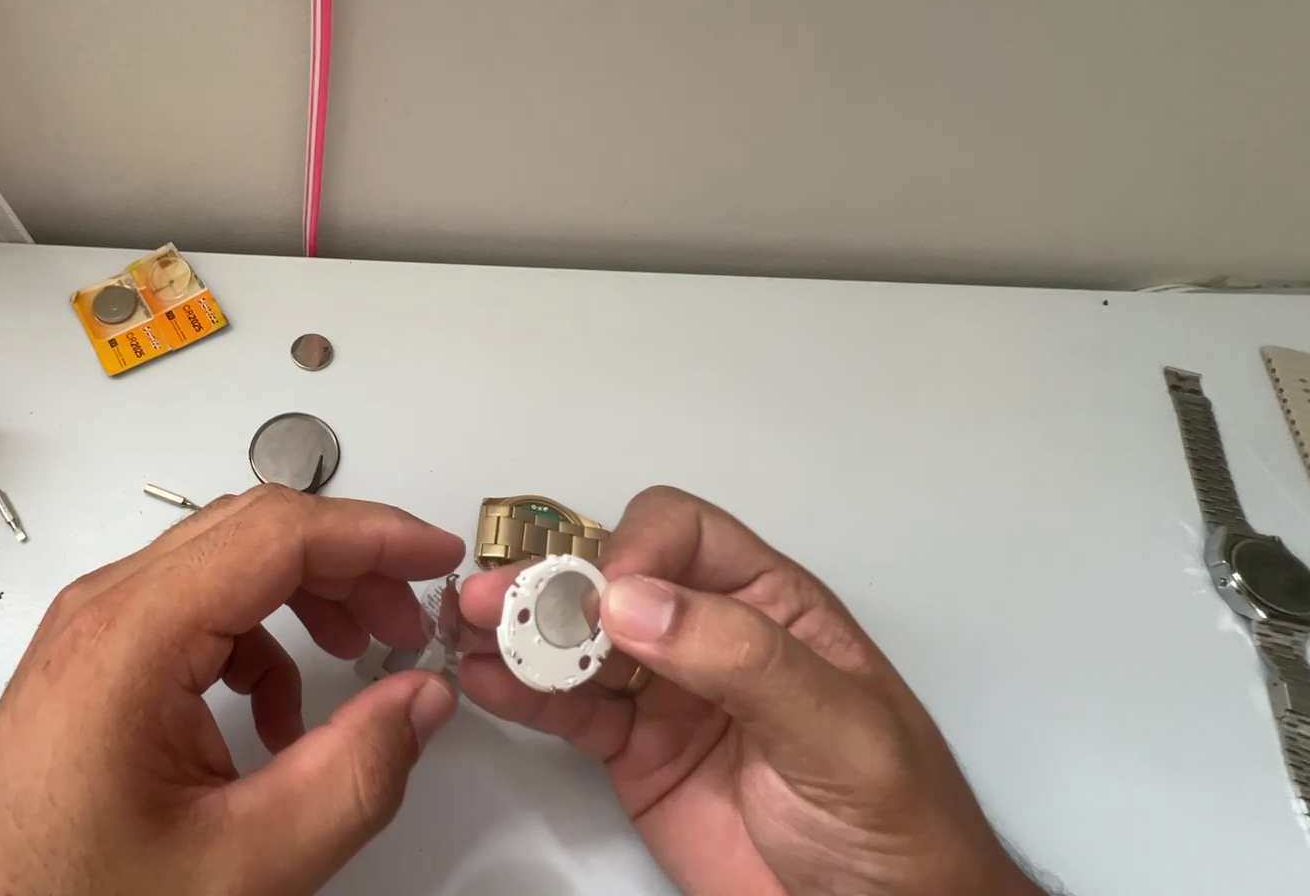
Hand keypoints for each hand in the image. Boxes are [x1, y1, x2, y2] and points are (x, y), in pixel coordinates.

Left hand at [0, 486, 465, 895]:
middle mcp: (109, 608)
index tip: (434, 554)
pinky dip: (261, 642)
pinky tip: (281, 715)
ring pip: (230, 564)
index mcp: (133, 635)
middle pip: (256, 533)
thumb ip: (352, 778)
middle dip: (349, 560)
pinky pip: (200, 614)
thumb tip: (423, 700)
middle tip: (408, 610)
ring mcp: (100, 627)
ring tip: (362, 646)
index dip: (372, 534)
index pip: (278, 535)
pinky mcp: (102, 657)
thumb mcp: (240, 868)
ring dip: (308, 593)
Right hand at [459, 487, 1041, 895]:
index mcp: (763, 603)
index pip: (683, 534)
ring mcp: (659, 688)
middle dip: (548, 583)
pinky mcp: (628, 745)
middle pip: (609, 579)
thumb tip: (628, 600)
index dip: (634, 548)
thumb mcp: (842, 736)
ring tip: (470, 630)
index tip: (603, 596)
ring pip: (574, 638)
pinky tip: (484, 680)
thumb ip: (742, 658)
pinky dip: (519, 690)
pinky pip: (565, 707)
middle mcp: (700, 630)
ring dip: (518, 630)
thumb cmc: (894, 830)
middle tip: (493, 598)